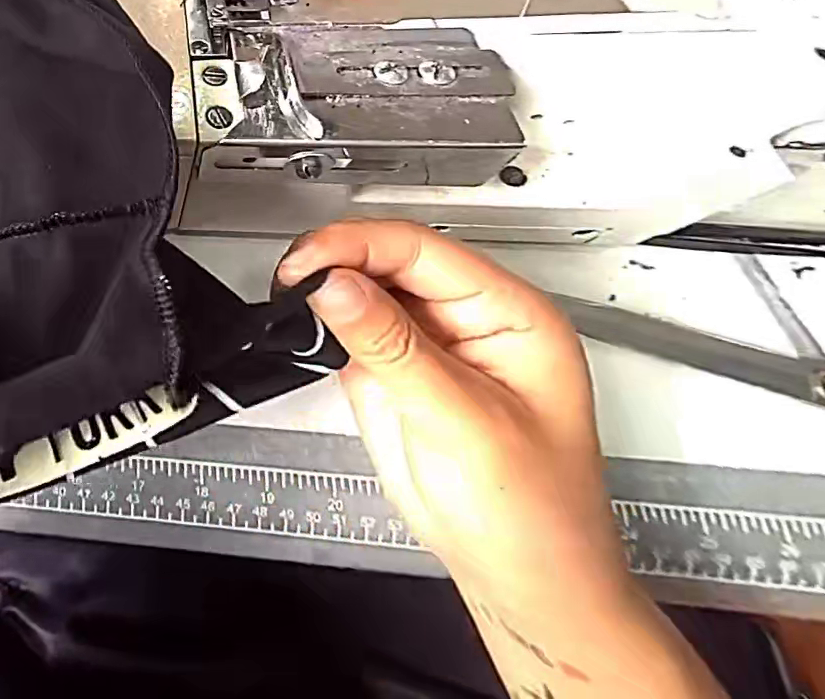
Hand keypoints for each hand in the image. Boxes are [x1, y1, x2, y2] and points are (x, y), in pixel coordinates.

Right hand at [280, 222, 725, 697]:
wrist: (517, 580)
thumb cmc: (533, 516)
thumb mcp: (463, 424)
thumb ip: (393, 348)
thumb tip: (336, 285)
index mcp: (508, 313)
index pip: (421, 249)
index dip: (358, 244)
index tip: (309, 261)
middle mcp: (465, 316)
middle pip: (388, 257)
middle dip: (334, 259)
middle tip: (292, 278)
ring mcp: (425, 340)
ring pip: (363, 284)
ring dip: (323, 286)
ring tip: (291, 299)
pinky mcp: (392, 366)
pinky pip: (349, 323)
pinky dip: (320, 320)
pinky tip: (305, 325)